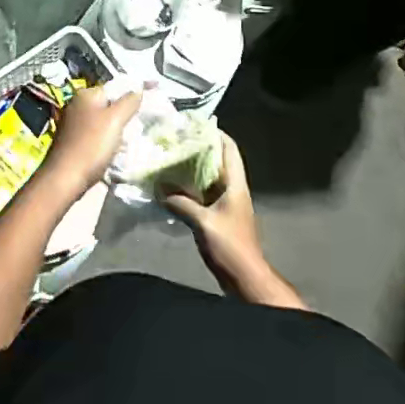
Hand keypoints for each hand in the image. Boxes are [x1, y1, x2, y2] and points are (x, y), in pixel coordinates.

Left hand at [42, 86, 142, 195]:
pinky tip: (117, 146)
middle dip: (127, 108)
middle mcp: (77, 104)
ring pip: (103, 118)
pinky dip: (108, 136)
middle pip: (110, 102)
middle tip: (146, 117)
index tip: (155, 90)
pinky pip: (96, 132)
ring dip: (118, 125)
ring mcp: (73, 122)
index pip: (116, 86)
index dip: (136, 89)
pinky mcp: (72, 140)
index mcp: (86, 95)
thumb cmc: (91, 146)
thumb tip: (138, 89)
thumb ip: (129, 101)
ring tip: (135, 133)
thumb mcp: (115, 120)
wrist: (64, 178)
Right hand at [163, 134, 262, 277]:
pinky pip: (203, 195)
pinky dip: (190, 189)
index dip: (214, 133)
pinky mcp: (220, 217)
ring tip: (169, 160)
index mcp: (236, 184)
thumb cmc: (230, 246)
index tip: (193, 124)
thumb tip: (159, 189)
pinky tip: (172, 188)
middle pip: (218, 160)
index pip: (229, 148)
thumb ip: (181, 203)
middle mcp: (233, 189)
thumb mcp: (203, 222)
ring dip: (192, 169)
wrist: (245, 279)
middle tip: (175, 141)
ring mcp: (227, 204)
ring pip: (209, 178)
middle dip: (198, 149)